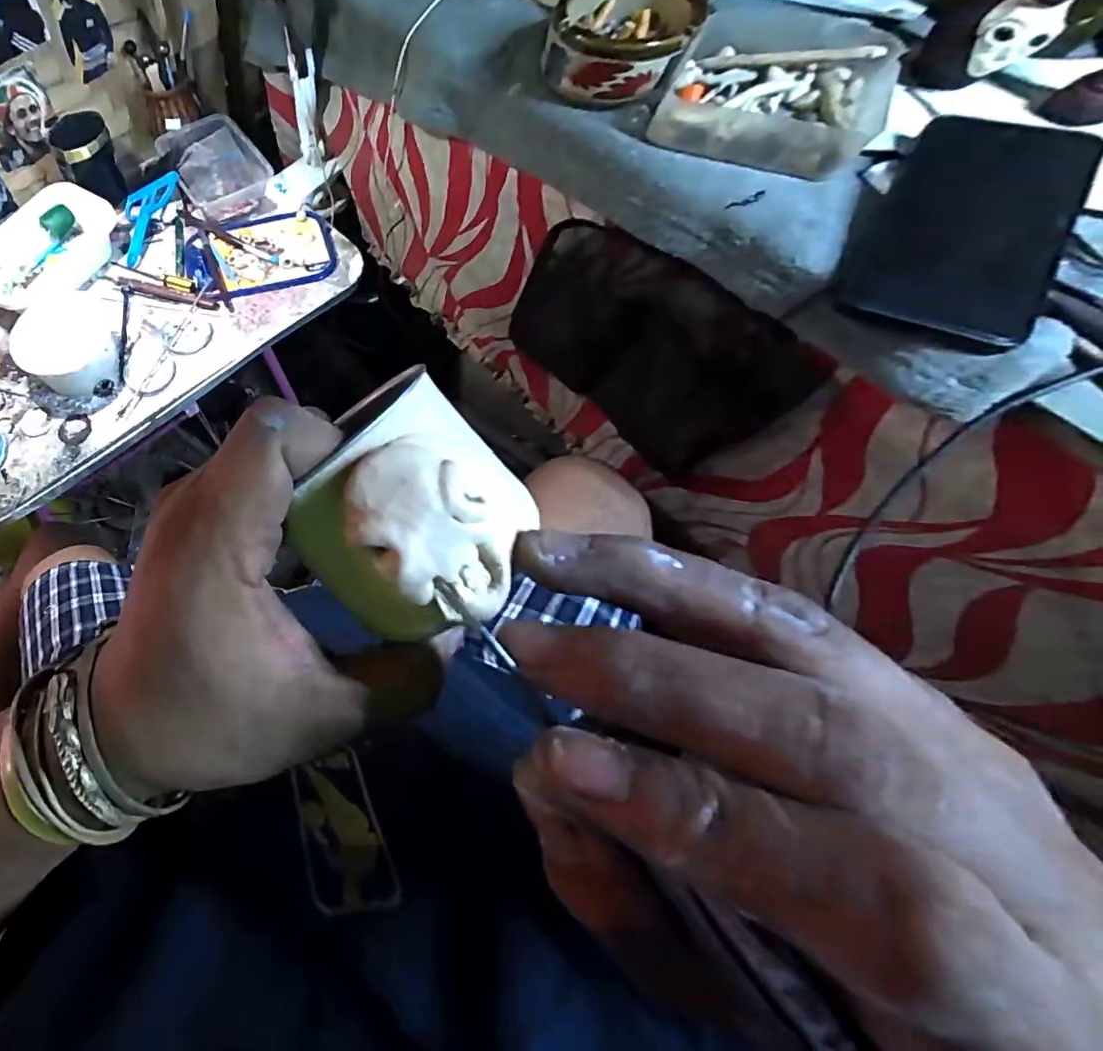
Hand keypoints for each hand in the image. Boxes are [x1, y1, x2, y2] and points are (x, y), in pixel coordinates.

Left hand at [92, 399, 450, 795]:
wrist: (123, 728)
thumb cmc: (208, 722)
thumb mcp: (323, 716)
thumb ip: (403, 676)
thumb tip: (449, 633)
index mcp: (218, 537)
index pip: (272, 431)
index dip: (333, 440)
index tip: (379, 490)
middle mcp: (191, 506)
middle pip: (270, 437)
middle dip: (334, 461)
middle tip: (383, 510)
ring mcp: (178, 510)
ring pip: (254, 456)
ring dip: (308, 479)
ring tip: (354, 528)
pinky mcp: (178, 524)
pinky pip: (237, 481)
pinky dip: (280, 495)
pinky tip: (310, 545)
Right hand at [504, 531, 1102, 1049]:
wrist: (1035, 988)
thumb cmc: (862, 1017)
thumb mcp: (747, 1010)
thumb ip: (641, 917)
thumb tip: (545, 787)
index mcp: (1004, 984)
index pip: (874, 893)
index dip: (700, 816)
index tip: (558, 761)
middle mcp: (1001, 840)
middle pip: (834, 736)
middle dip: (654, 682)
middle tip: (527, 648)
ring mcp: (951, 740)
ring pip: (812, 643)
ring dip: (652, 588)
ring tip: (542, 561)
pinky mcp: (897, 685)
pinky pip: (781, 614)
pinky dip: (676, 577)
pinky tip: (598, 556)